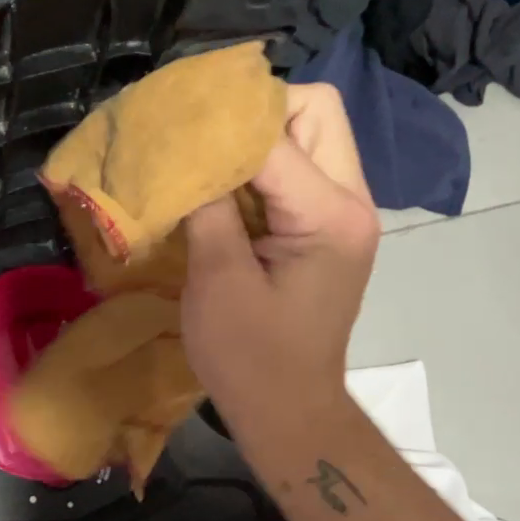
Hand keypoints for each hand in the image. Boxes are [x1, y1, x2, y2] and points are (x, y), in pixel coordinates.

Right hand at [183, 83, 380, 435]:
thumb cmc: (249, 356)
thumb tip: (184, 150)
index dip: (218, 125)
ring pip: (309, 133)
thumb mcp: (217, 279)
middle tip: (199, 138)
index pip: (276, 134)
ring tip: (204, 159)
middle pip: (316, 110)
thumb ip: (207, 204)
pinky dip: (258, 163)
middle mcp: (350, 201)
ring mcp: (343, 212)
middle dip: (253, 110)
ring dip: (256, 135)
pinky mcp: (325, 226)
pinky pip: (298, 168)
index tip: (169, 125)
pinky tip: (218, 185)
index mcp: (329, 215)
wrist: (288, 410)